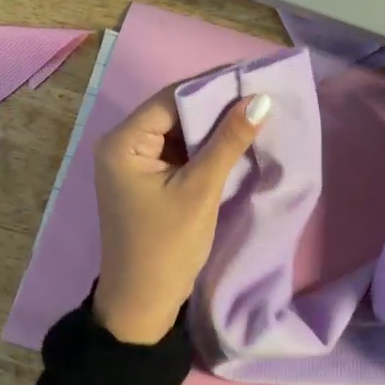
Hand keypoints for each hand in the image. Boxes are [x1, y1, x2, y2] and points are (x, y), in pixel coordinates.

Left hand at [91, 84, 272, 344]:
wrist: (142, 307)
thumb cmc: (166, 247)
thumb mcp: (200, 190)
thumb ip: (229, 141)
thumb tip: (260, 99)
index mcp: (123, 142)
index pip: (172, 99)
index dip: (213, 86)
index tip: (253, 77)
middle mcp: (123, 144)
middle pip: (176, 111)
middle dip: (217, 105)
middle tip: (261, 94)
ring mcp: (136, 162)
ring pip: (182, 130)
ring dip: (215, 126)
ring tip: (256, 112)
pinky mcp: (149, 178)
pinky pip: (182, 150)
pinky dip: (207, 147)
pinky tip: (238, 140)